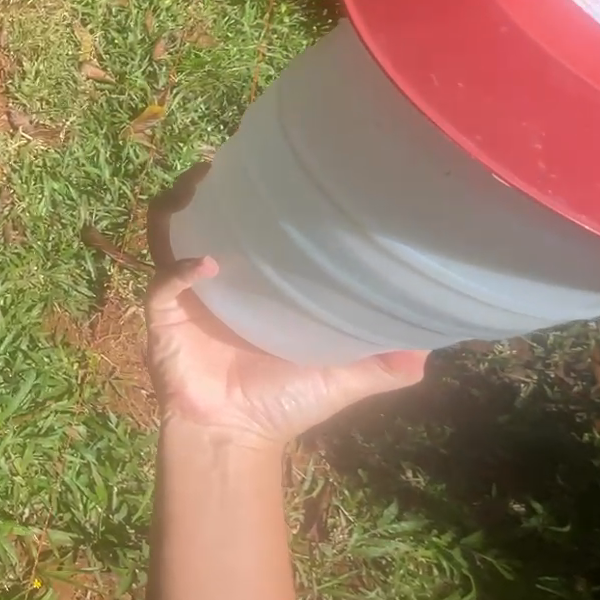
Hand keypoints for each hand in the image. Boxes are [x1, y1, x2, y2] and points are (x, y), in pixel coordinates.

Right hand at [145, 165, 426, 448]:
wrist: (233, 431)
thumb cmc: (282, 404)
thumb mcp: (340, 381)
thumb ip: (381, 365)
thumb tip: (435, 345)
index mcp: (250, 292)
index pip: (247, 240)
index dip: (252, 208)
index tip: (270, 177)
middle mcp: (214, 285)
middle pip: (200, 228)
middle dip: (202, 196)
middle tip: (216, 167)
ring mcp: (185, 298)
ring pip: (170, 243)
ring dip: (179, 217)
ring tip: (195, 192)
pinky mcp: (163, 315)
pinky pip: (164, 283)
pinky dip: (180, 271)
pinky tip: (204, 264)